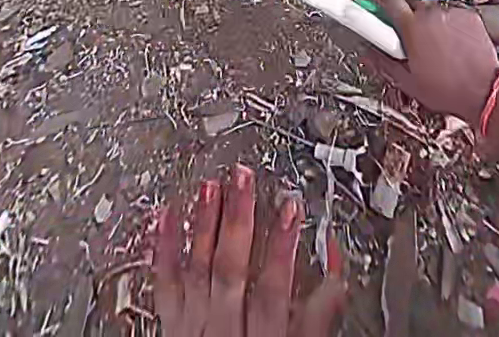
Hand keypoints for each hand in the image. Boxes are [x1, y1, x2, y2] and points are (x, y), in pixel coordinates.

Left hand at [153, 164, 345, 336]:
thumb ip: (320, 318)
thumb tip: (335, 268)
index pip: (274, 293)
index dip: (283, 248)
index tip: (291, 207)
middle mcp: (223, 336)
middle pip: (231, 272)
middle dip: (238, 220)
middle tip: (243, 177)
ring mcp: (193, 333)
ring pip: (197, 271)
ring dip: (203, 225)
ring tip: (209, 186)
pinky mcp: (171, 330)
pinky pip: (164, 287)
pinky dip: (163, 249)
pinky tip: (164, 215)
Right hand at [362, 0, 498, 120]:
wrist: (487, 94)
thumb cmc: (448, 90)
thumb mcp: (408, 82)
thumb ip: (384, 62)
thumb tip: (368, 52)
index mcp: (411, 27)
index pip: (388, 0)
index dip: (384, 9)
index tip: (379, 14)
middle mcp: (430, 14)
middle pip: (411, 6)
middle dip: (410, 21)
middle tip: (414, 43)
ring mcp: (451, 13)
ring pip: (433, 11)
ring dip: (431, 23)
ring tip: (439, 48)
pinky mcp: (469, 15)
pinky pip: (453, 14)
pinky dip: (452, 25)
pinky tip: (456, 46)